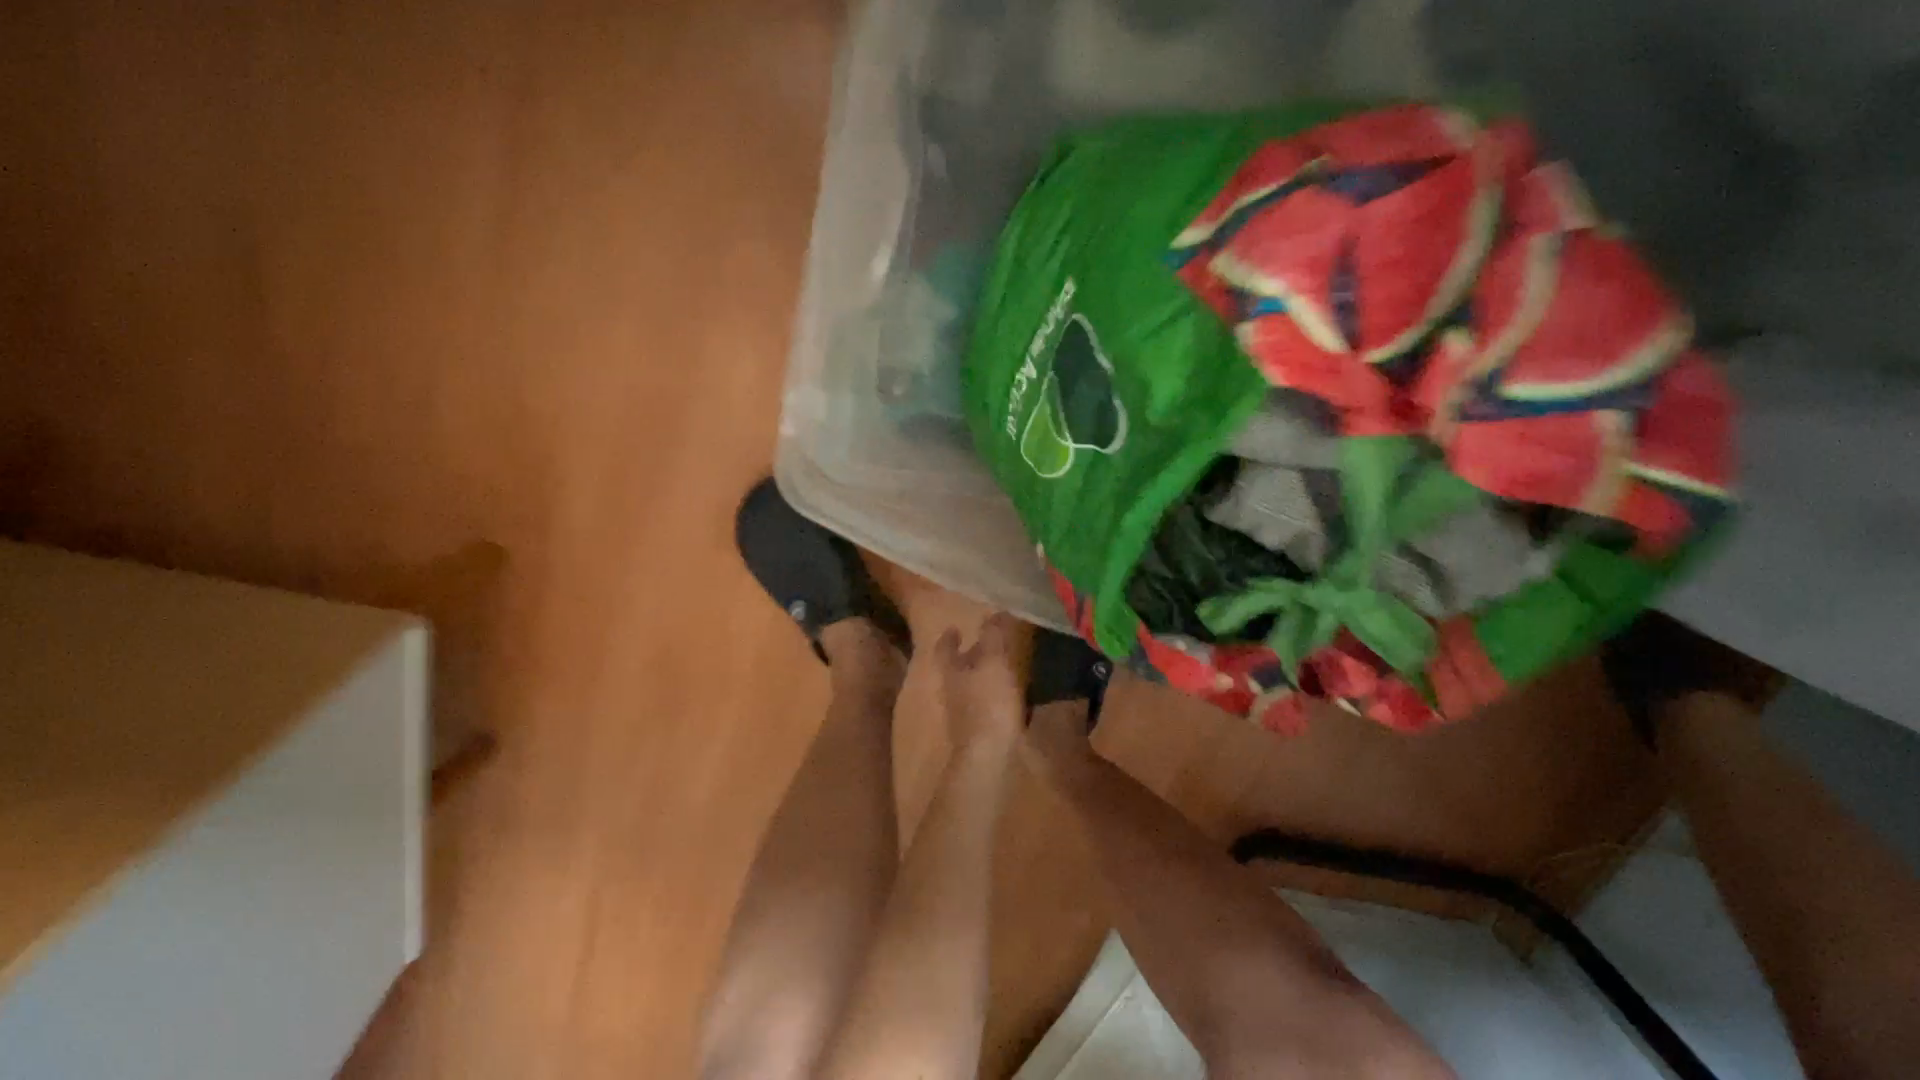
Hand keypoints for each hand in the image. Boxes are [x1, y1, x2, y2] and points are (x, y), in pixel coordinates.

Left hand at [933, 613, 1025, 755]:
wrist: (987, 757)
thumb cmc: (987, 703)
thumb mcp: (994, 662)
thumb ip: (994, 637)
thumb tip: (995, 612)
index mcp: (951, 671)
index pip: (944, 648)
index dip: (949, 638)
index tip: (954, 628)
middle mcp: (951, 692)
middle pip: (955, 670)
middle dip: (966, 657)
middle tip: (982, 646)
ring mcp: (963, 715)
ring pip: (969, 689)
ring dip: (980, 678)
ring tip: (999, 670)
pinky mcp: (978, 734)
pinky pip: (983, 708)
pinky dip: (992, 698)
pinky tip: (1007, 699)